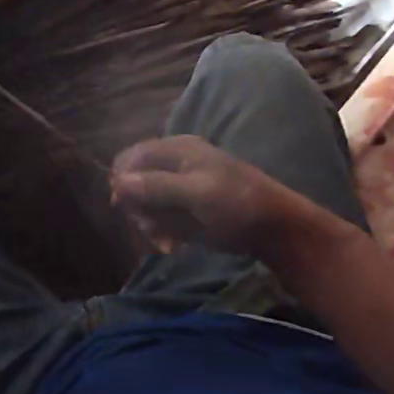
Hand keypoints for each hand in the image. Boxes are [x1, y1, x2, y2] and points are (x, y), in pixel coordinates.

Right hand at [110, 136, 306, 257]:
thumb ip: (157, 186)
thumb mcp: (197, 194)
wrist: (275, 228)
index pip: (132, 157)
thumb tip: (118, 183)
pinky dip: (163, 231)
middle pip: (135, 181)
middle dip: (139, 209)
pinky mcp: (187, 207)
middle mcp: (175, 162)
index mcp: (177, 149)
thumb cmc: (237, 204)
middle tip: (151, 230)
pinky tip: (174, 245)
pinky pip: (161, 217)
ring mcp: (181, 185)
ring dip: (151, 225)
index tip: (124, 208)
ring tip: (166, 243)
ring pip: (146, 203)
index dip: (122, 182)